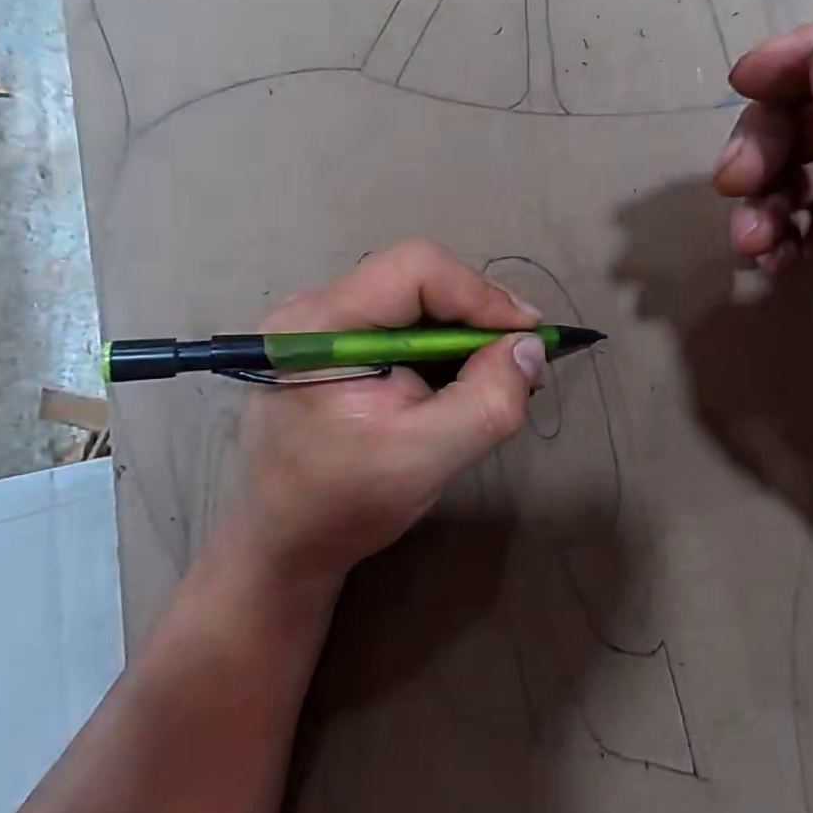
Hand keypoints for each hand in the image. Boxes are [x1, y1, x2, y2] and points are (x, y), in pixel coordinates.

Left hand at [228, 238, 547, 580]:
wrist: (283, 542)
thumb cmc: (343, 504)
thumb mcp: (425, 459)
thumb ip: (487, 401)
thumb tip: (529, 347)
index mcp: (321, 325)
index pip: (415, 269)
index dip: (480, 293)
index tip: (526, 336)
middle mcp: (315, 310)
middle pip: (417, 280)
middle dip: (477, 315)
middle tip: (519, 358)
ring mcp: (322, 326)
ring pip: (413, 302)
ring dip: (463, 333)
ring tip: (495, 375)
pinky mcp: (334, 346)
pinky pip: (401, 325)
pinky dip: (441, 347)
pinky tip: (459, 381)